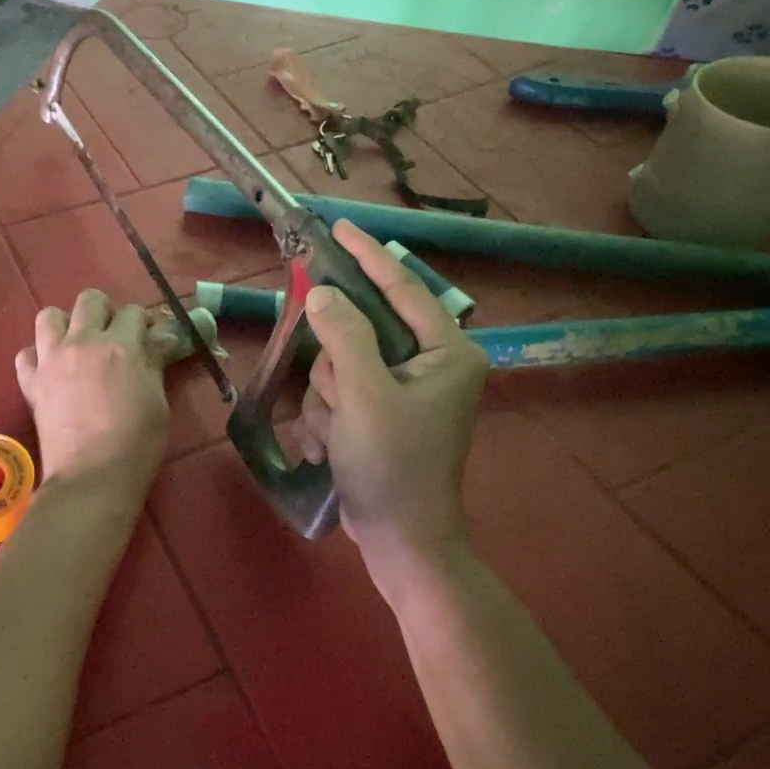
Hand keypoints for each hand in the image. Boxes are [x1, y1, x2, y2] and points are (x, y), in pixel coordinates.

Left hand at [15, 290, 175, 498]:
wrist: (91, 477)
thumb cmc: (136, 443)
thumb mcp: (157, 401)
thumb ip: (155, 363)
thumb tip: (162, 337)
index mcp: (119, 346)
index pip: (133, 312)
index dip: (143, 322)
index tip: (147, 338)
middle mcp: (82, 342)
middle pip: (89, 300)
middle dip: (105, 312)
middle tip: (113, 336)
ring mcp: (51, 361)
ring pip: (48, 316)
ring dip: (65, 324)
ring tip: (77, 345)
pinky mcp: (30, 383)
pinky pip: (26, 354)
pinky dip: (37, 357)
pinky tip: (51, 371)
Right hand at [294, 221, 489, 586]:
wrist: (400, 540)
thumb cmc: (393, 466)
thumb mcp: (364, 396)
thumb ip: (344, 337)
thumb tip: (323, 294)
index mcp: (446, 352)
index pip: (402, 288)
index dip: (367, 256)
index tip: (337, 228)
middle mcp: (428, 365)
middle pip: (358, 333)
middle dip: (334, 370)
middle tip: (337, 403)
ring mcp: (401, 393)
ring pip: (337, 367)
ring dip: (325, 402)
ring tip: (336, 438)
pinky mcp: (378, 416)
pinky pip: (335, 395)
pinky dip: (325, 420)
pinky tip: (331, 450)